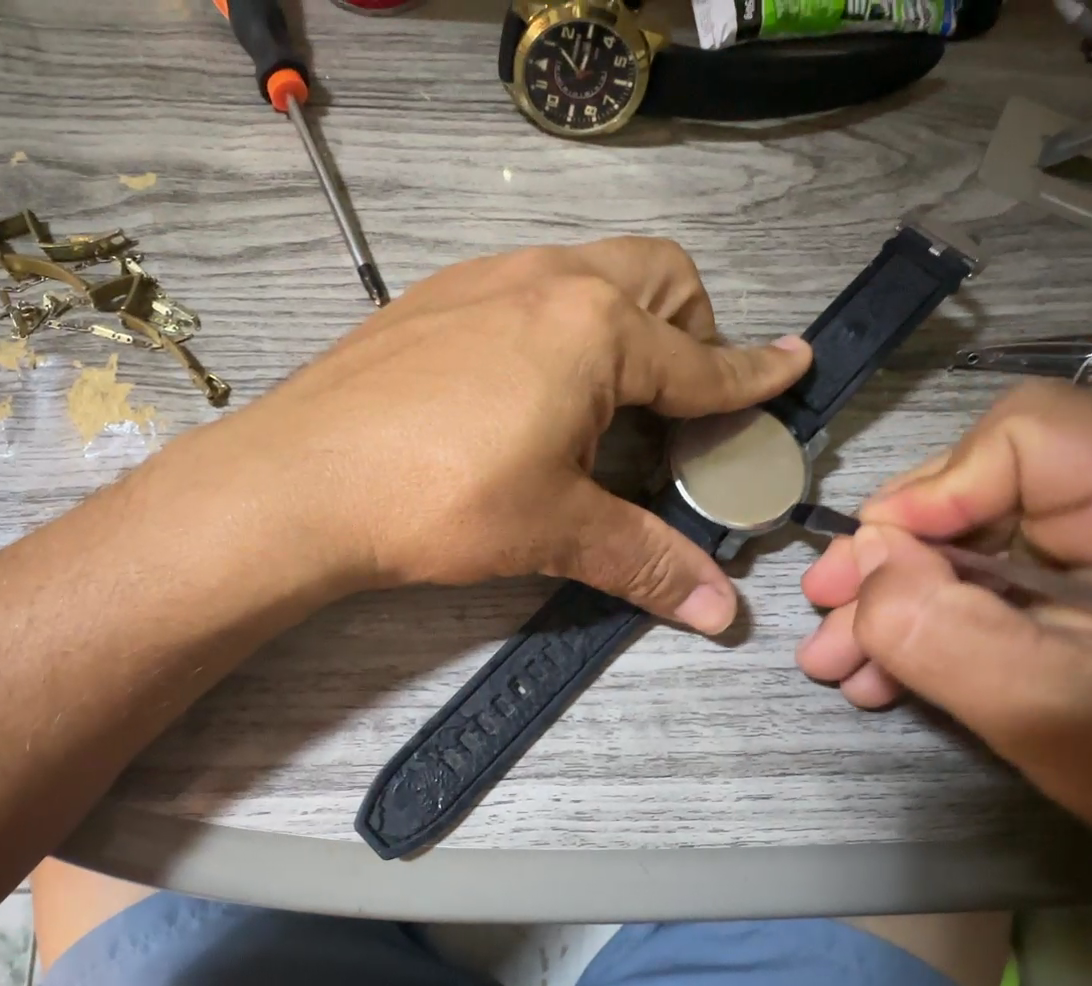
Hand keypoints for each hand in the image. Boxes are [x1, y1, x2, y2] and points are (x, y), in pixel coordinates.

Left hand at [165, 238, 811, 632]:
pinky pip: (524, 285)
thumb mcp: (553, 530)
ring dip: (620, 318)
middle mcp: (547, 280)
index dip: (753, 374)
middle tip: (675, 398)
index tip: (793, 364)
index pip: (700, 359)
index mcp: (594, 329)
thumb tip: (719, 612)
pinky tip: (520, 384)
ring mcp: (484, 278)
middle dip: (689, 327)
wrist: (299, 481)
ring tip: (600, 393)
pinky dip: (554, 321)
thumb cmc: (439, 501)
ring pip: (588, 269)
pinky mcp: (434, 296)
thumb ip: (645, 560)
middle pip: (657, 275)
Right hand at [795, 382, 1091, 985]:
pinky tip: (891, 665)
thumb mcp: (1055, 715)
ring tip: (841, 661)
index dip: (932, 490)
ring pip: (987, 530)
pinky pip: (1012, 567)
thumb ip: (943, 635)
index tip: (868, 570)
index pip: (1032, 436)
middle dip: (895, 558)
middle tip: (826, 617)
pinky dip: (948, 612)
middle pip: (991, 484)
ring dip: (906, 595)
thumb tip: (861, 575)